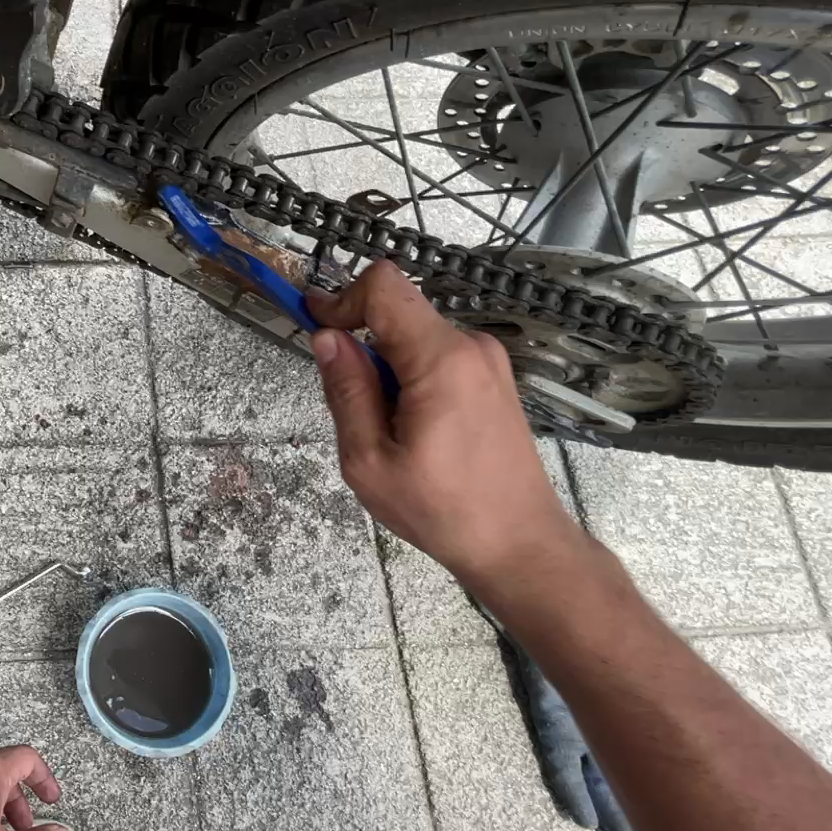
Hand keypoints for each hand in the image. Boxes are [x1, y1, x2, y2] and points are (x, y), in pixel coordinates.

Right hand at [304, 260, 590, 584]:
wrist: (518, 543)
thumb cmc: (439, 508)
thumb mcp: (368, 459)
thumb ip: (346, 391)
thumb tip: (325, 338)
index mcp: (440, 359)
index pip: (384, 287)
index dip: (340, 299)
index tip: (313, 330)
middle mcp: (470, 346)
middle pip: (395, 313)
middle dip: (358, 346)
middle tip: (346, 406)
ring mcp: (487, 362)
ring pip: (412, 338)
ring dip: (381, 369)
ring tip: (380, 431)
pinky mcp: (492, 379)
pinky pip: (433, 358)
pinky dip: (406, 379)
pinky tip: (408, 431)